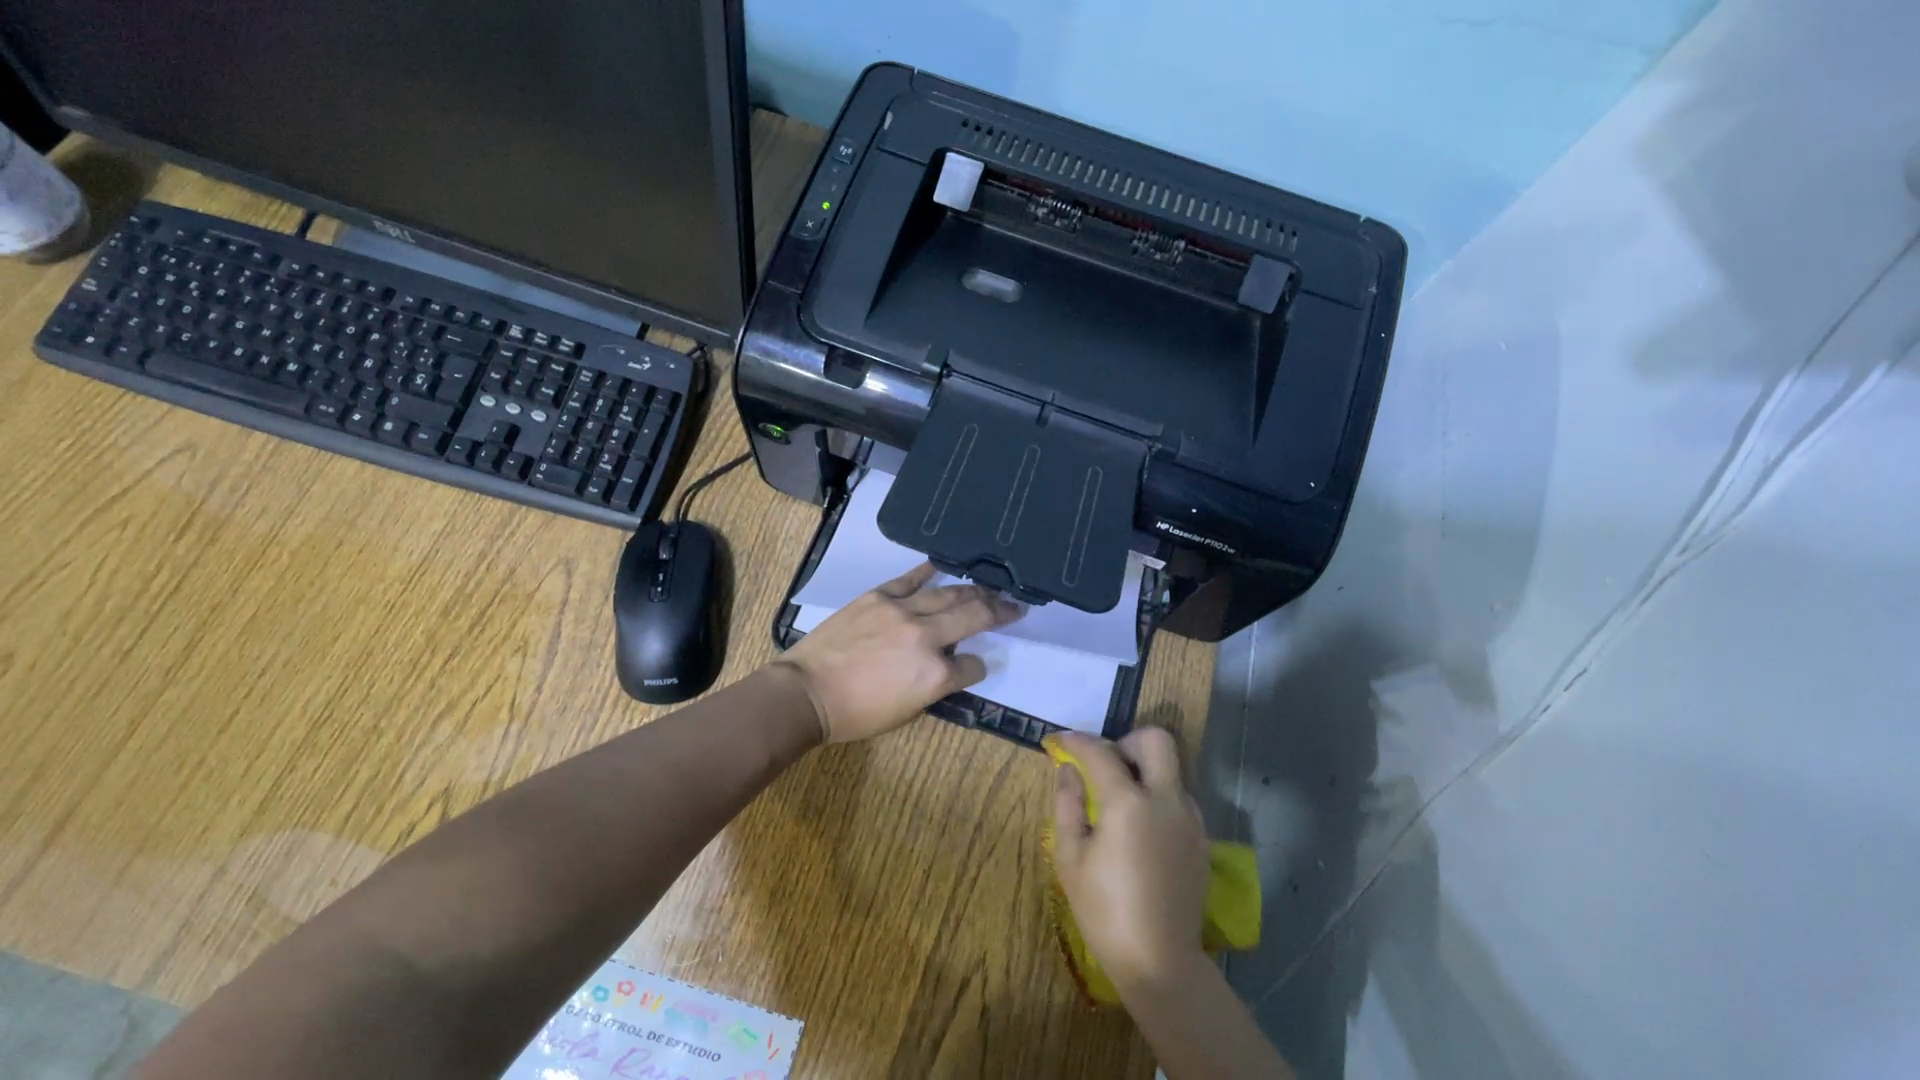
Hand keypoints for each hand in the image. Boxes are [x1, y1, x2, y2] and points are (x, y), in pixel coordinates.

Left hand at [773, 563, 1022, 742]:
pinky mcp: (878, 597)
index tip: (978, 664)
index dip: (979, 667)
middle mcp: (926, 637)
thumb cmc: (855, 714)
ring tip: (991, 587)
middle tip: (1015, 606)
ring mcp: (902, 611)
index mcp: (936, 674)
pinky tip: (944, 565)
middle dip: (999, 612)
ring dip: (974, 590)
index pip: (973, 666)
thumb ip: (934, 685)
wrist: (807, 693)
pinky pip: (910, 579)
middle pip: (973, 617)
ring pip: (949, 594)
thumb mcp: (906, 712)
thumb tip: (947, 664)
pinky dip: (929, 572)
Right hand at [1049, 729, 1209, 993]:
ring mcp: (1190, 819)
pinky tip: (1140, 831)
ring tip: (1119, 805)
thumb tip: (1067, 771)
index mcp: (1128, 804)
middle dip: (1126, 742)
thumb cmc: (1104, 911)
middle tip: (1104, 765)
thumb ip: (1068, 806)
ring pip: (1171, 771)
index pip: (1101, 752)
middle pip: (1156, 740)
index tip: (1060, 742)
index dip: (1077, 742)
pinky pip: (1180, 800)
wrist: (1159, 960)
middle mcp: (1166, 800)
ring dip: (1145, 773)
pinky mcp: (1202, 840)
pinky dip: (1159, 799)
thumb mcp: (1070, 859)